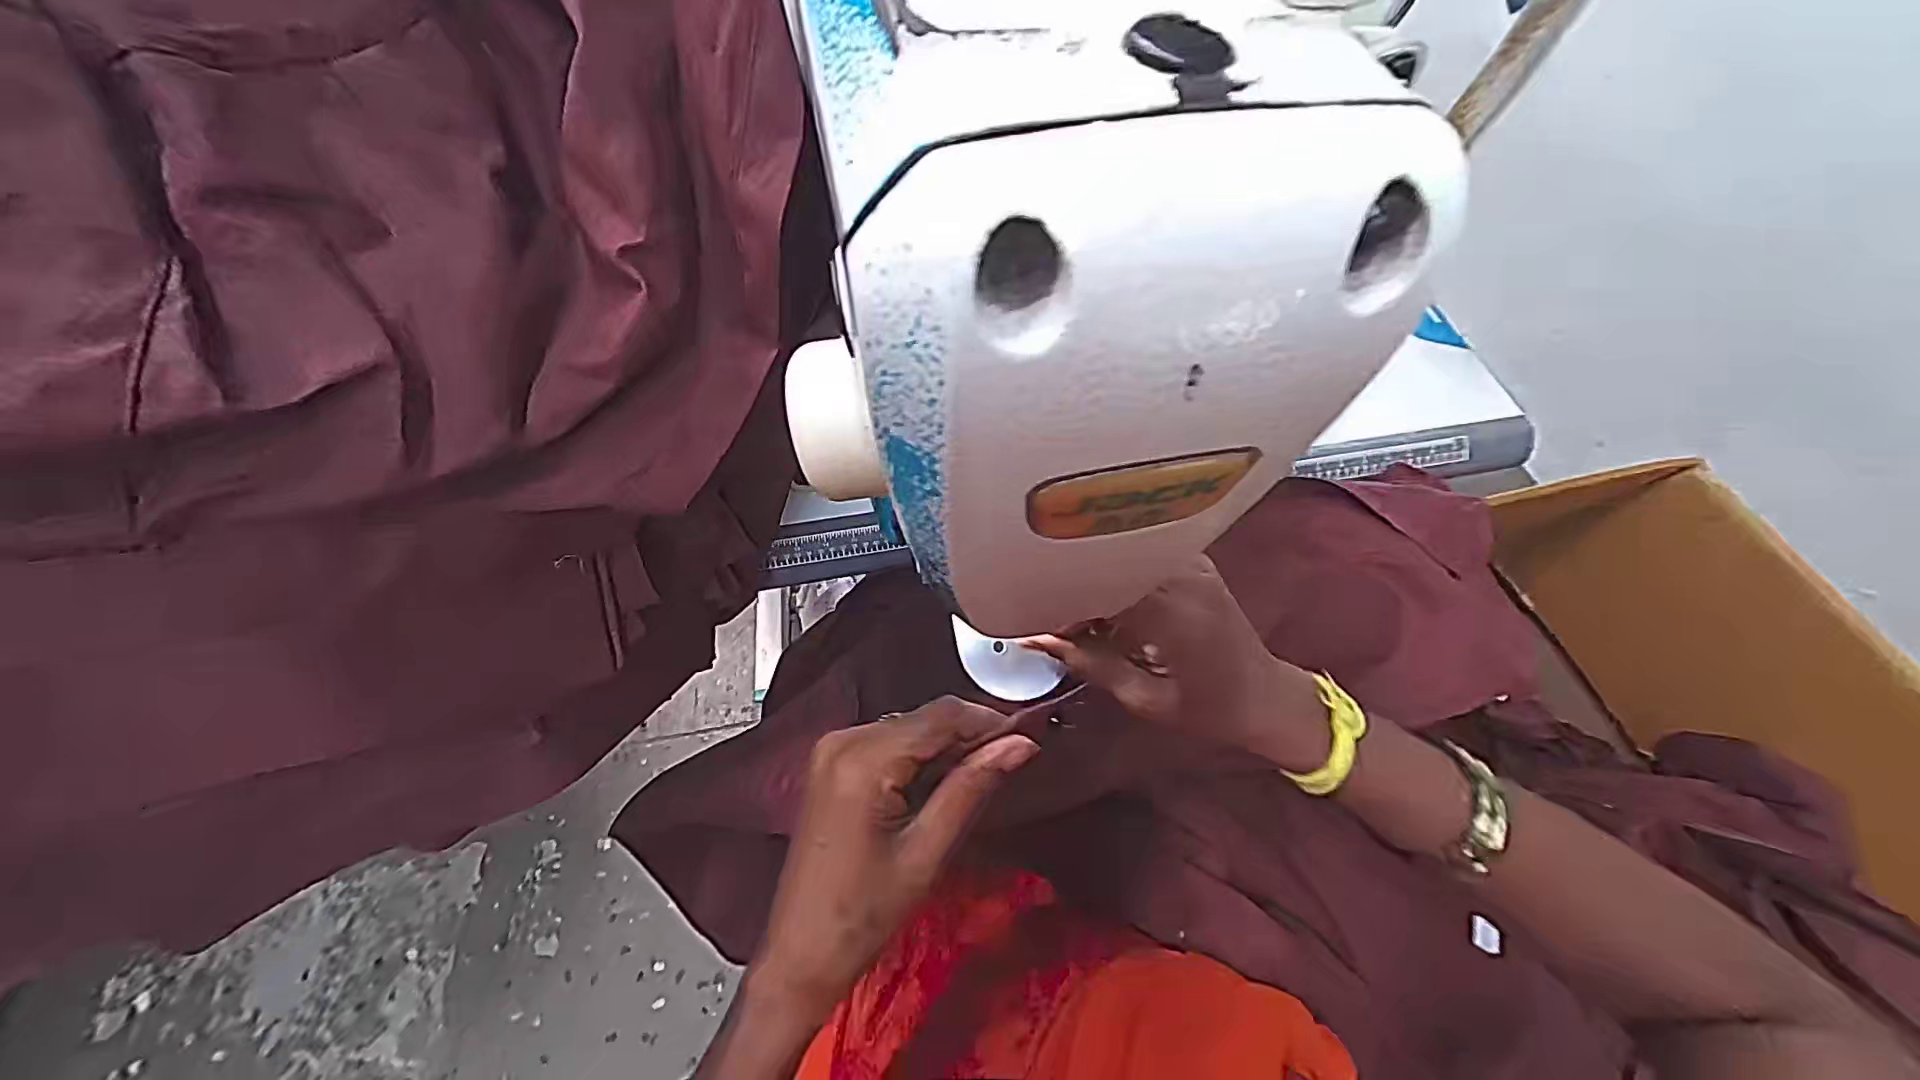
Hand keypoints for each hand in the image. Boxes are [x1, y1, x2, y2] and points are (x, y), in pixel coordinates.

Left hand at [752, 697, 1039, 1014]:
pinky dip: (920, 755)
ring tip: (979, 776)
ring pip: (910, 726)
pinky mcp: (832, 762)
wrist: (801, 952)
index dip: (988, 721)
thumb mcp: (927, 851)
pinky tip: (941, 782)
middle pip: (924, 717)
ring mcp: (832, 748)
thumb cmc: (861, 914)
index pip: (940, 715)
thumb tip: (1018, 745)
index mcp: (862, 758)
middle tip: (1007, 761)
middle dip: (969, 735)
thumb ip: (972, 786)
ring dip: (947, 746)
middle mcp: (842, 740)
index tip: (1025, 737)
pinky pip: (889, 741)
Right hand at [1022, 556, 1332, 771]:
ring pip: (1117, 555)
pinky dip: (1111, 575)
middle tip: (1045, 612)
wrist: (1268, 697)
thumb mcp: (1142, 698)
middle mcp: (1182, 574)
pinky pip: (1136, 557)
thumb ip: (1087, 663)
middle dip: (1069, 584)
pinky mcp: (1191, 560)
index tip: (1033, 618)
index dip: (1059, 597)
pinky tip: (1101, 599)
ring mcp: (1190, 561)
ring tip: (1073, 609)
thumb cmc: (1209, 709)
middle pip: (1105, 561)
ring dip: (1089, 578)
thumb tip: (1034, 638)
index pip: (1097, 583)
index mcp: (1172, 611)